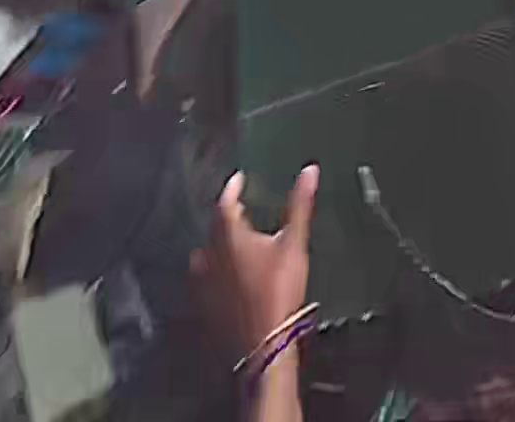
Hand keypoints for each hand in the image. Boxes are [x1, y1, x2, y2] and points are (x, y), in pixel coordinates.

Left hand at [192, 166, 319, 358]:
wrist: (264, 346)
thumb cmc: (279, 287)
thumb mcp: (294, 243)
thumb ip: (300, 204)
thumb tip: (310, 169)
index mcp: (229, 235)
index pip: (224, 202)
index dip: (232, 188)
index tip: (239, 179)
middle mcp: (210, 254)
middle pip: (214, 226)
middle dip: (225, 213)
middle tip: (238, 205)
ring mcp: (205, 282)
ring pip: (207, 252)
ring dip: (218, 240)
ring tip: (232, 237)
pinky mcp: (206, 305)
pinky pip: (205, 276)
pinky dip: (215, 266)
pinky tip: (226, 271)